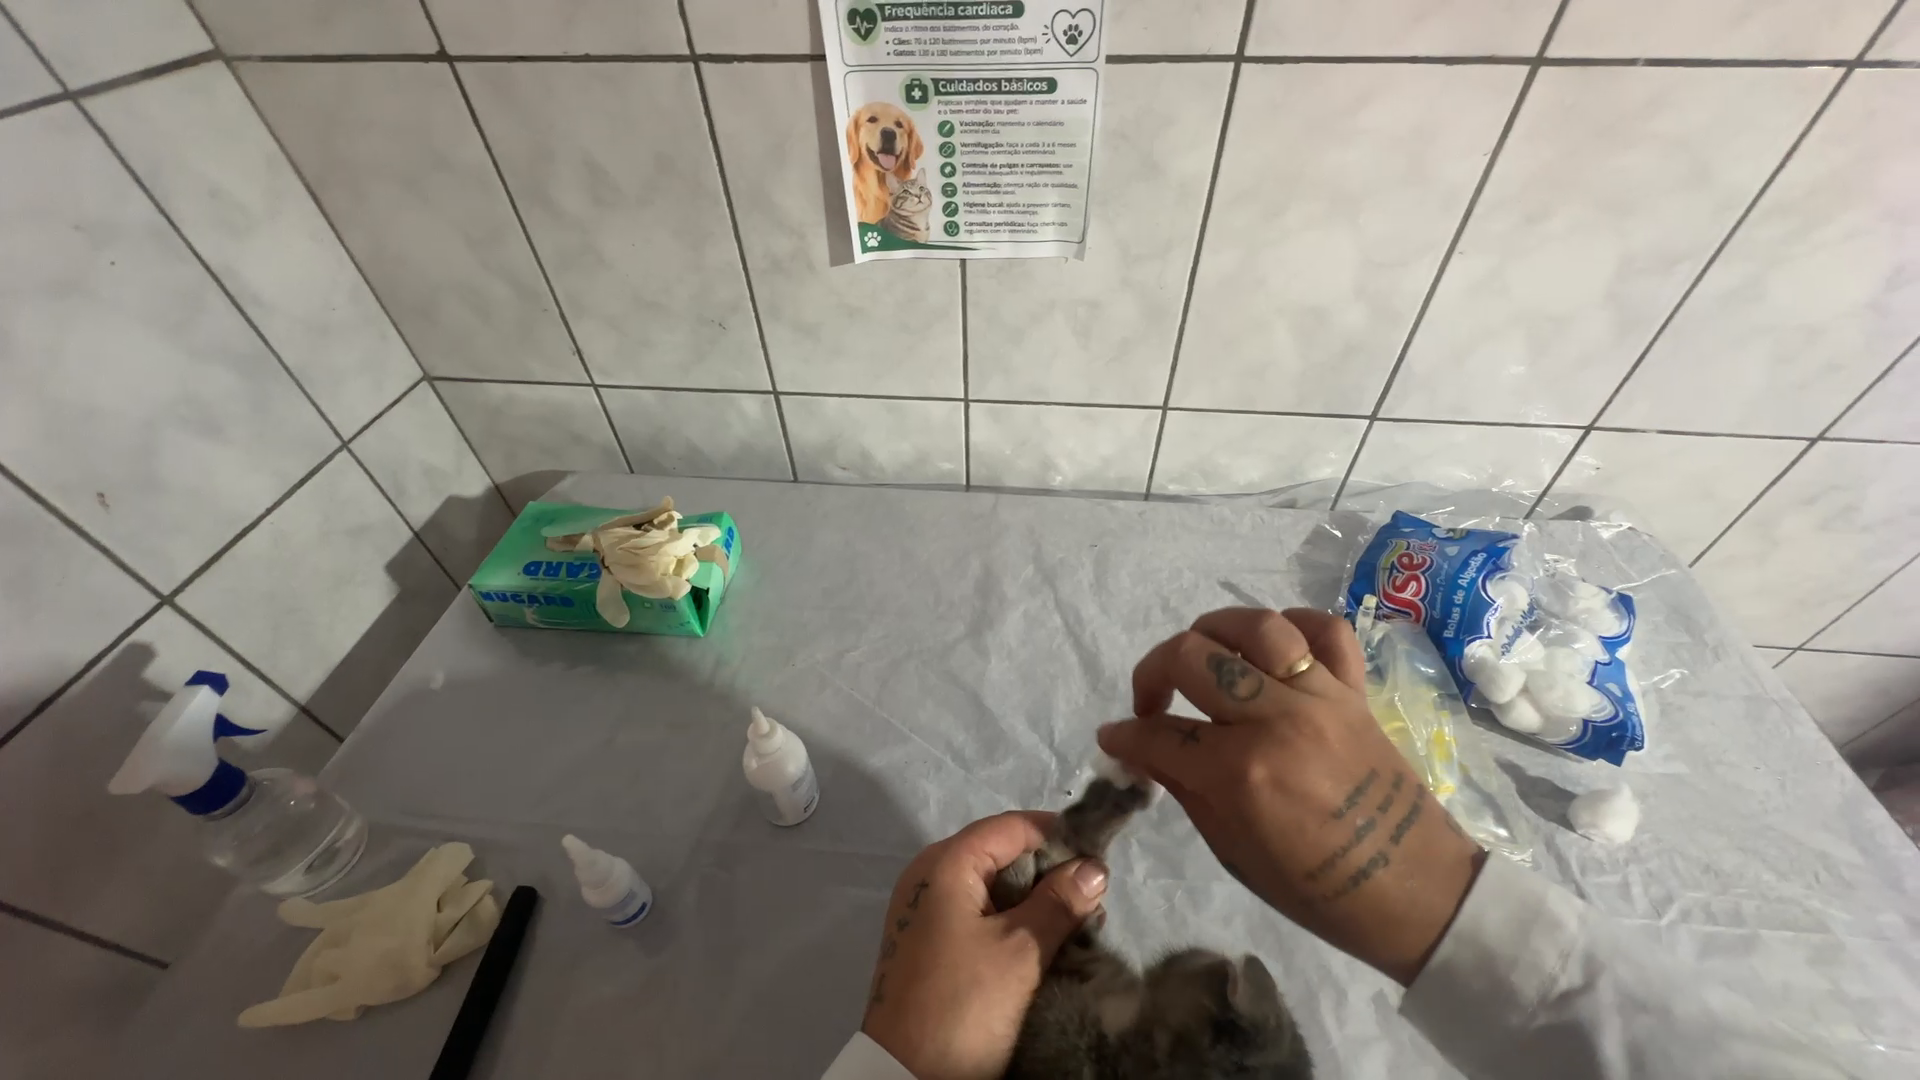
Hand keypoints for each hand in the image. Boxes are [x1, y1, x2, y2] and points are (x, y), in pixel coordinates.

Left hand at [860, 812, 1108, 1079]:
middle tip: (1093, 896)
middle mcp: (929, 875)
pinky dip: (1013, 921)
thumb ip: (1059, 902)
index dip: (1056, 835)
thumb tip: (1095, 867)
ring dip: (1035, 900)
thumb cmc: (963, 1003)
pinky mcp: (929, 942)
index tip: (1099, 855)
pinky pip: (978, 914)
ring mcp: (926, 910)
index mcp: (944, 863)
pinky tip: (1046, 942)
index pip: (1010, 827)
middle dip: (1049, 871)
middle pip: (1000, 853)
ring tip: (1079, 923)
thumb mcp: (1020, 951)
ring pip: (992, 887)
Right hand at [1099, 607, 1484, 986]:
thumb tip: (1137, 748)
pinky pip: (1326, 630)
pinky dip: (1293, 626)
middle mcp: (1276, 720)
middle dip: (1151, 673)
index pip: (1159, 734)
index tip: (1113, 738)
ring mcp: (1321, 698)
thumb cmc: (1315, 888)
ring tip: (1202, 659)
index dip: (1123, 736)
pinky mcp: (1355, 692)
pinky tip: (1272, 649)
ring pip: (1254, 626)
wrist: (1416, 896)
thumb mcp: (1230, 848)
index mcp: (1241, 773)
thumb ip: (1182, 785)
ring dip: (1211, 632)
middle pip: (1192, 657)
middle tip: (1151, 703)